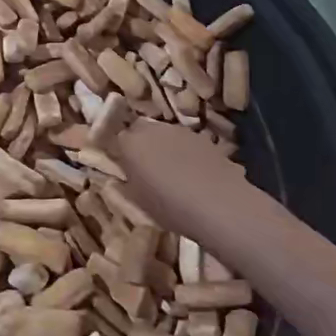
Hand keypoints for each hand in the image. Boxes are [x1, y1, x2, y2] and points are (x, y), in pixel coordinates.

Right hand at [113, 118, 266, 248]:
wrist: (217, 203)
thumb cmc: (169, 206)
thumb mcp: (138, 201)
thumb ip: (128, 183)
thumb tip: (125, 175)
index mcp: (131, 143)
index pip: (118, 138)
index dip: (122, 152)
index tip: (126, 168)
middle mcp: (153, 129)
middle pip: (141, 130)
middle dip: (142, 144)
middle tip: (146, 168)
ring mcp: (180, 131)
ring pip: (164, 134)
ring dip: (164, 147)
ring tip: (172, 173)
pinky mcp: (202, 138)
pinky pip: (185, 142)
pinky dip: (184, 152)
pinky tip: (193, 173)